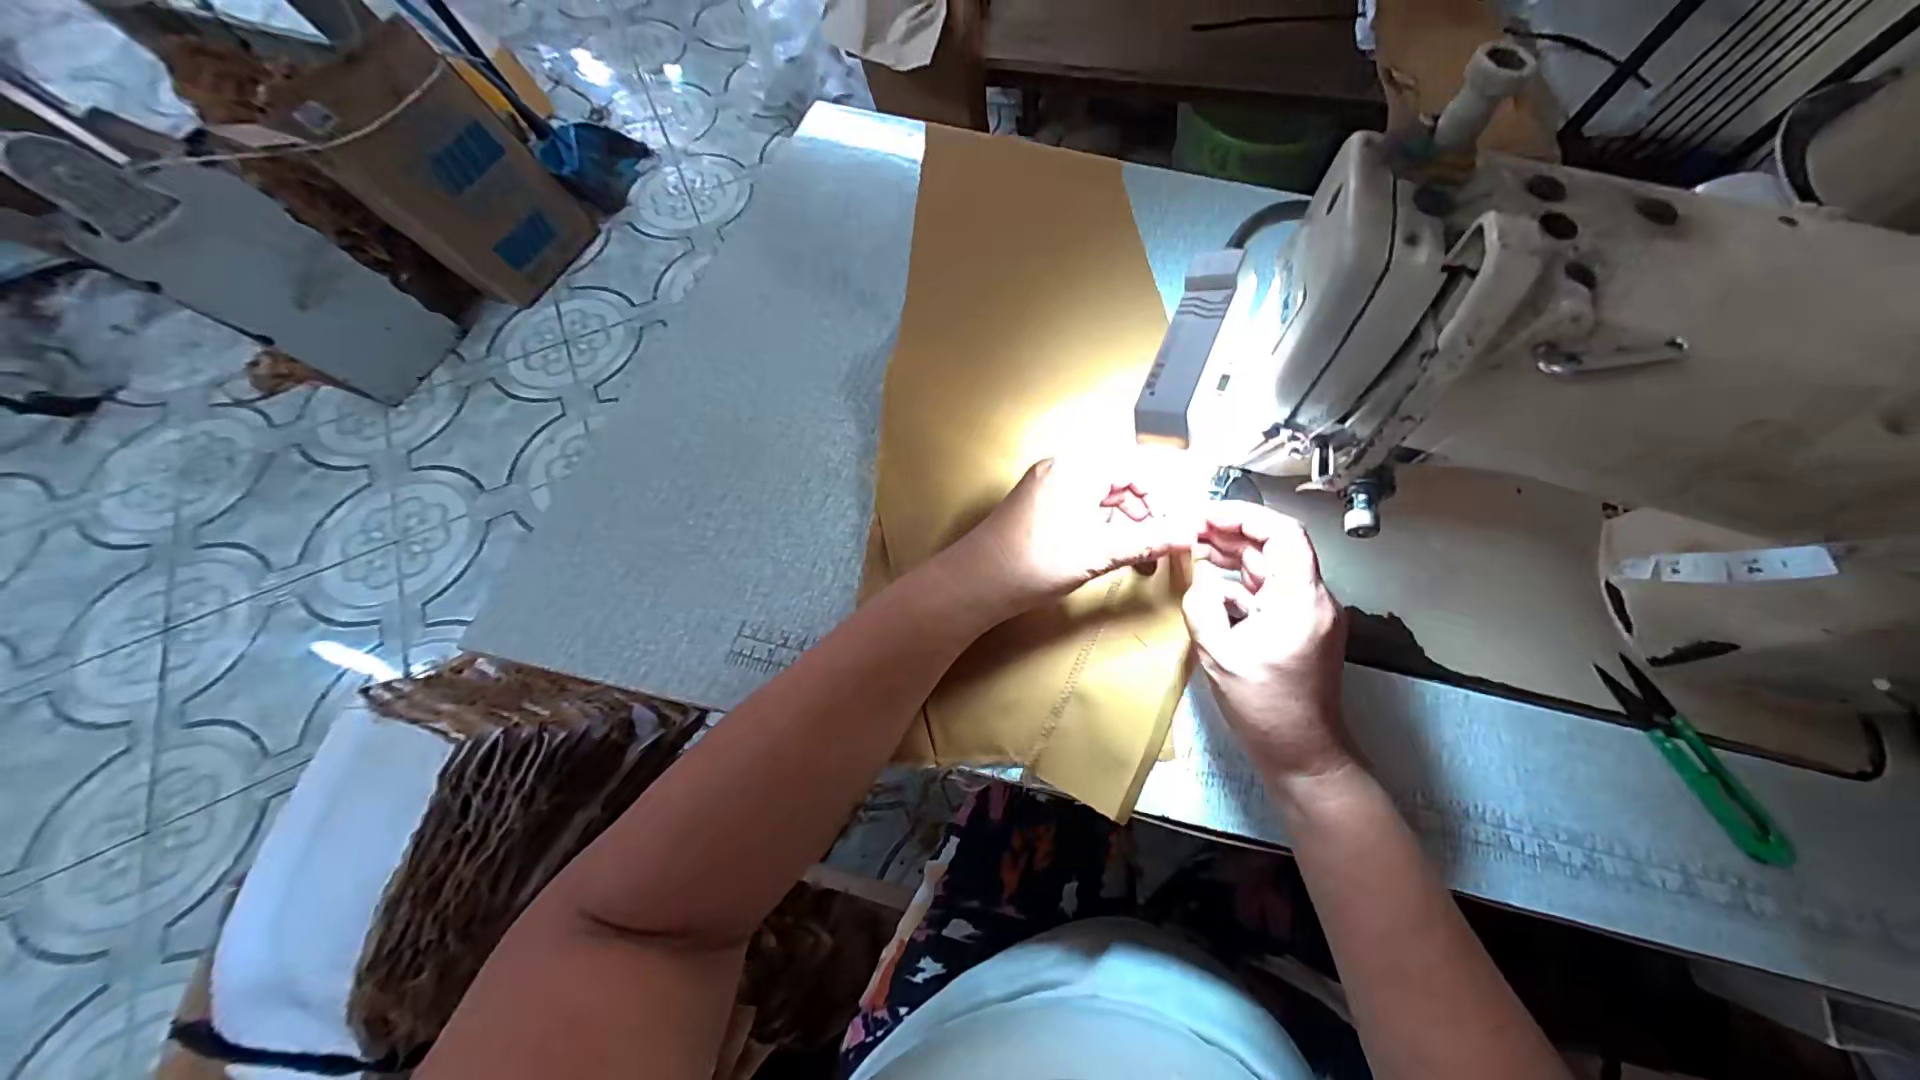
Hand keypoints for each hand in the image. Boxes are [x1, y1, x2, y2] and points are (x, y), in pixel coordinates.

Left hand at [934, 449, 1196, 622]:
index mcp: (1076, 468)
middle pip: (1118, 476)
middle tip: (1157, 539)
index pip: (1136, 467)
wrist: (976, 582)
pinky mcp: (1038, 503)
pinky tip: (1106, 548)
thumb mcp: (1098, 553)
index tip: (1172, 525)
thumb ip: (1145, 541)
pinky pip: (1081, 502)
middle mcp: (1060, 467)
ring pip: (1100, 491)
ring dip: (1123, 518)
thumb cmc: (1030, 564)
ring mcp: (1046, 484)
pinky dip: (1100, 522)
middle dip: (1143, 509)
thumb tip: (1184, 535)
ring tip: (1134, 550)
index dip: (1161, 497)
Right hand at [1183, 501, 1351, 783]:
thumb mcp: (1219, 655)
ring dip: (1234, 554)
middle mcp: (1312, 599)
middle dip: (1232, 532)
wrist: (1302, 751)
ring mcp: (1308, 613)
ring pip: (1271, 566)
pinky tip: (1211, 585)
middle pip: (1276, 546)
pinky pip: (1269, 590)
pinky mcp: (1299, 626)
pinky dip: (1240, 582)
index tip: (1207, 515)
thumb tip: (1199, 580)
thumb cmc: (1266, 709)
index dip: (1244, 516)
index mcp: (1300, 601)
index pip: (1283, 533)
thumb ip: (1202, 606)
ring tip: (1196, 547)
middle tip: (1192, 529)